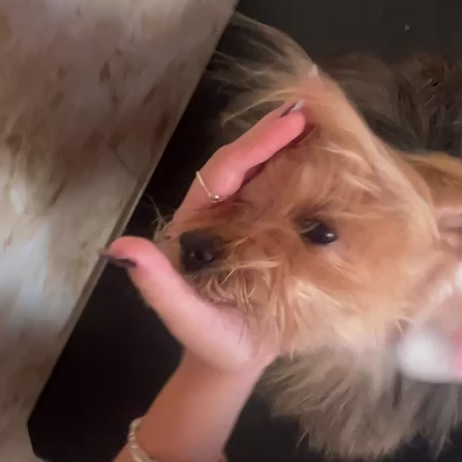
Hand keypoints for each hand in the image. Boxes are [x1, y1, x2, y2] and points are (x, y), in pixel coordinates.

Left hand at [102, 102, 307, 376]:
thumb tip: (122, 246)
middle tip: (313, 98)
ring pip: (272, 170)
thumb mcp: (186, 317)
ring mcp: (252, 218)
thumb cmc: (209, 342)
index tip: (293, 120)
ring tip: (328, 114)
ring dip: (298, 141)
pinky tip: (338, 155)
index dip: (257, 143)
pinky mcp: (276, 230)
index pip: (226, 171)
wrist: (234, 363)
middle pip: (249, 159)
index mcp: (200, 220)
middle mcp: (225, 210)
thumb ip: (157, 286)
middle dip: (277, 128)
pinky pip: (293, 193)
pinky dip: (313, 169)